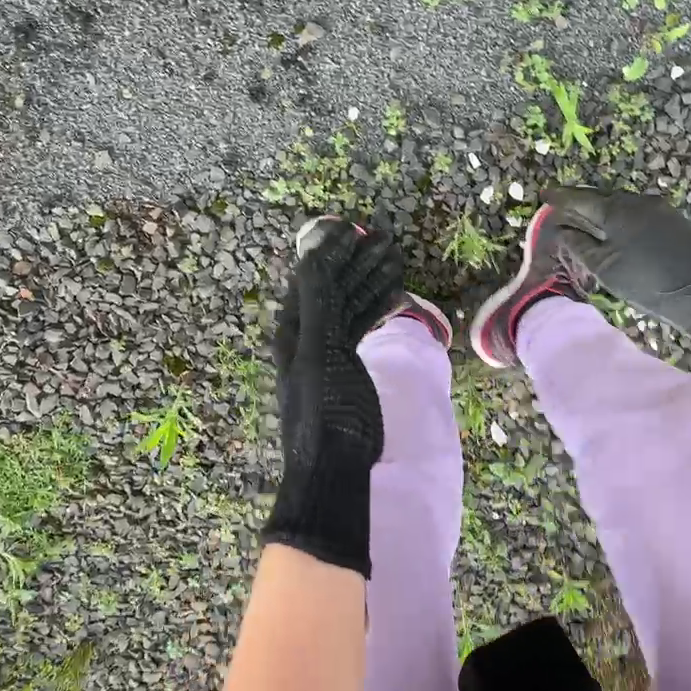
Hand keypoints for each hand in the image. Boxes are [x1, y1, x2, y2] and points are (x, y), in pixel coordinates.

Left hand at [263, 222, 403, 576]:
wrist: (334, 464)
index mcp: (293, 326)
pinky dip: (377, 306)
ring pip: (351, 303)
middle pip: (335, 286)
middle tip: (385, 238)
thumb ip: (318, 302)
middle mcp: (308, 331)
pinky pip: (361, 324)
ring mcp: (328, 348)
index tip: (355, 227)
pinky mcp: (347, 363)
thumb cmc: (324, 407)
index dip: (333, 250)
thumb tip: (314, 253)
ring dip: (371, 279)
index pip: (314, 277)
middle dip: (358, 261)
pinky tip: (396, 293)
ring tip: (396, 256)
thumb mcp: (318, 352)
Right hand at [545, 187, 690, 403]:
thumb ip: (578, 245)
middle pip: (602, 198)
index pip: (580, 198)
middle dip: (580, 202)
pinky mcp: (673, 220)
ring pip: (621, 204)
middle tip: (562, 206)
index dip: (561, 198)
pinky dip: (621, 217)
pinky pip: (638, 212)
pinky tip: (615, 228)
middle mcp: (637, 200)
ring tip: (586, 218)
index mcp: (616, 209)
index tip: (544, 196)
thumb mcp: (604, 268)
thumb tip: (562, 230)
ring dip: (602, 210)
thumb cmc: (645, 282)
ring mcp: (659, 208)